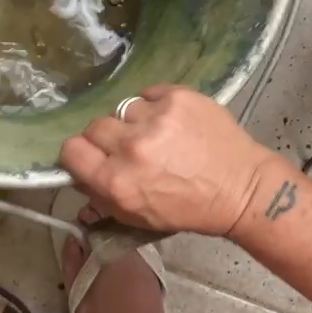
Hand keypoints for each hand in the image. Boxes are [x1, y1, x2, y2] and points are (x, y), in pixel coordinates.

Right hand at [59, 86, 279, 236]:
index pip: (71, 150)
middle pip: (94, 127)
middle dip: (107, 139)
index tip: (91, 156)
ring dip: (133, 121)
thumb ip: (101, 196)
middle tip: (128, 148)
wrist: (241, 189)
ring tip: (156, 135)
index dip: (78, 154)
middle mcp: (132, 147)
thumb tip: (78, 173)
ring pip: (122, 109)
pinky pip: (148, 94)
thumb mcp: (137, 218)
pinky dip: (155, 106)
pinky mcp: (178, 97)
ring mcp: (157, 118)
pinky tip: (171, 122)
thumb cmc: (189, 210)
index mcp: (117, 181)